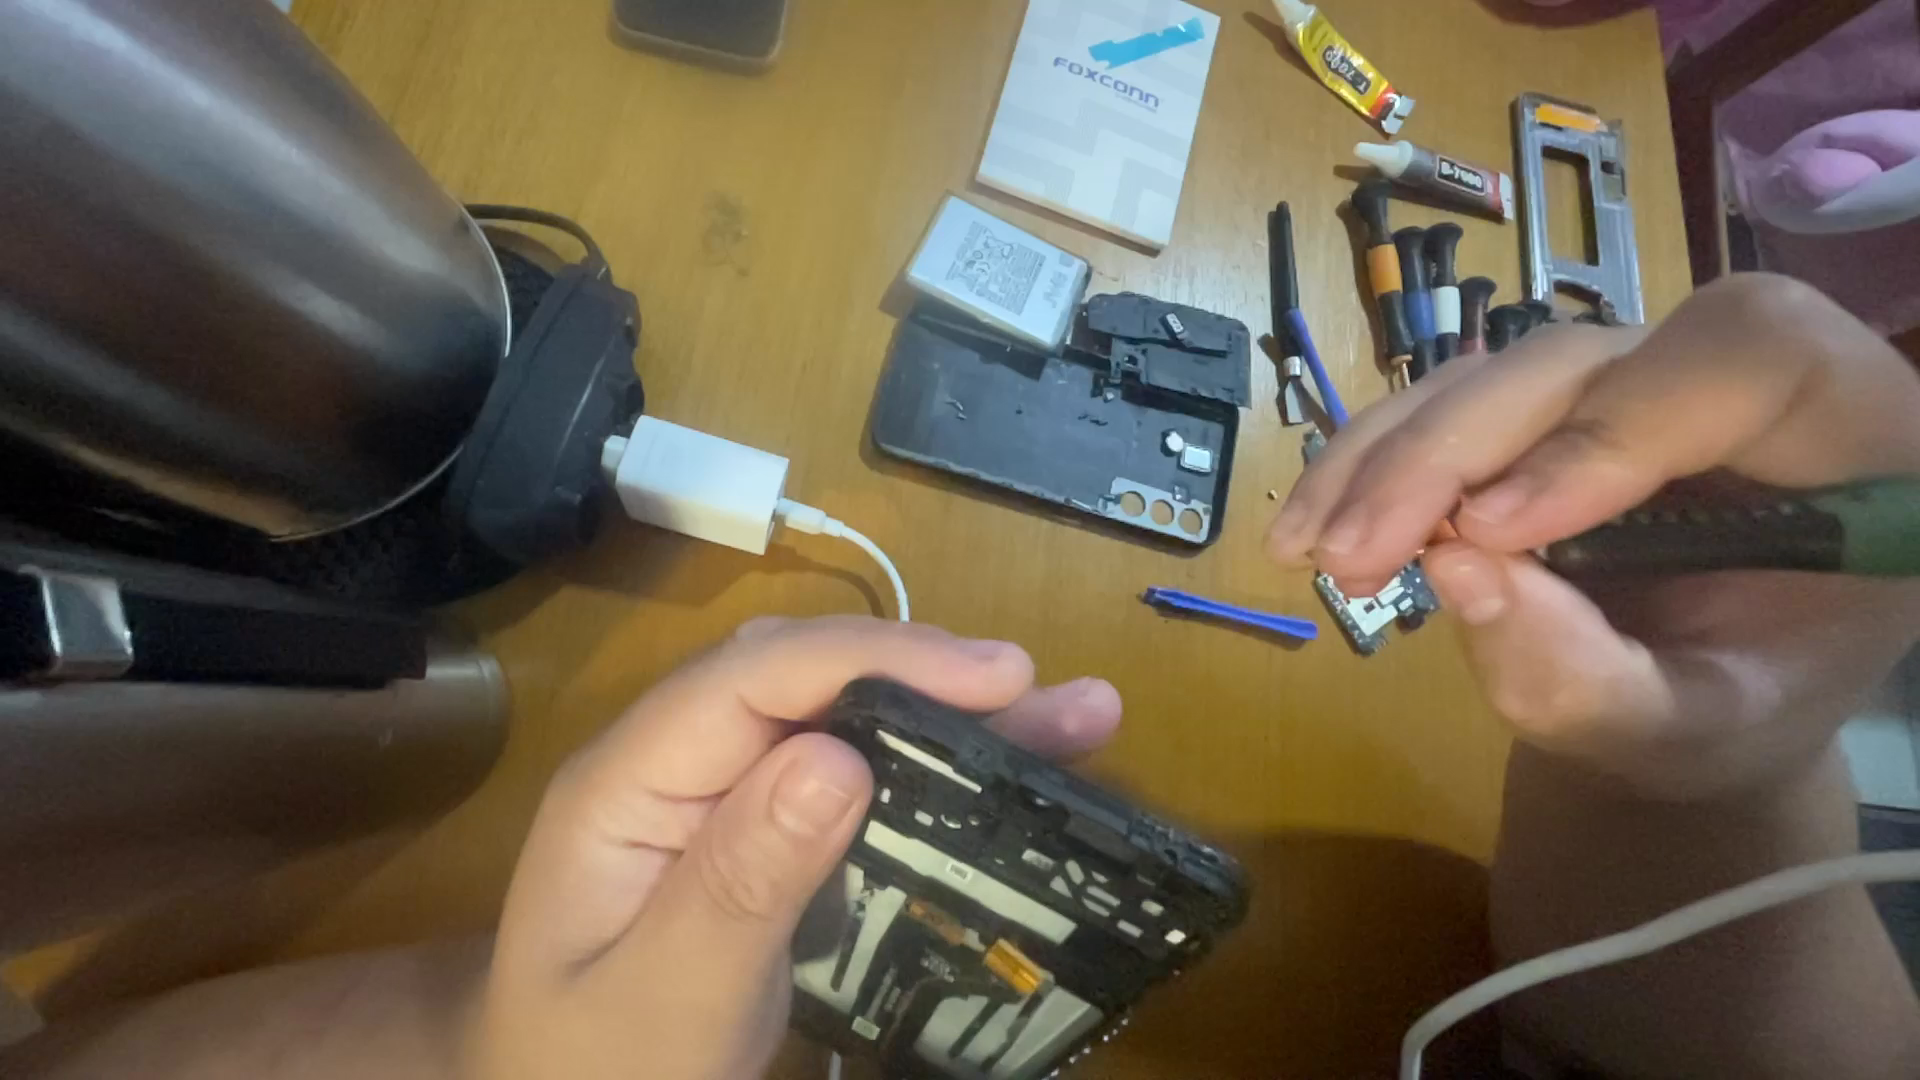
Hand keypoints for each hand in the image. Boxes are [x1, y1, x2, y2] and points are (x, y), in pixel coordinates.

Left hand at [470, 616, 1121, 1079]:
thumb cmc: (592, 1074)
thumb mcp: (659, 1008)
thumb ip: (736, 887)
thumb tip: (837, 761)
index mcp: (631, 777)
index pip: (755, 674)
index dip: (875, 657)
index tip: (990, 676)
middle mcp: (686, 752)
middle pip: (811, 672)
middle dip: (924, 670)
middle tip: (1033, 690)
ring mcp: (731, 778)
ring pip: (849, 708)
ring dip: (952, 708)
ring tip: (1063, 711)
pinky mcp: (773, 812)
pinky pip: (862, 764)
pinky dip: (939, 759)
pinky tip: (1009, 761)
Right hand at [1269, 274, 1919, 796]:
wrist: (1668, 699)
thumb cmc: (1710, 721)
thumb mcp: (1675, 731)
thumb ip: (1591, 676)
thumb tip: (1455, 568)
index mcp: (1849, 445)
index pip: (1735, 364)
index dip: (1602, 433)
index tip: (1486, 534)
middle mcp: (1718, 388)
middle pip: (1557, 365)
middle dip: (1435, 460)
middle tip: (1349, 556)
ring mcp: (1605, 389)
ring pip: (1471, 379)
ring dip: (1370, 462)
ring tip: (1304, 549)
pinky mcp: (1520, 413)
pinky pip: (1422, 410)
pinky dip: (1353, 467)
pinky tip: (1307, 525)